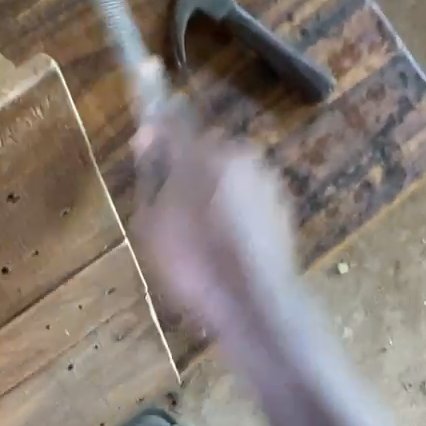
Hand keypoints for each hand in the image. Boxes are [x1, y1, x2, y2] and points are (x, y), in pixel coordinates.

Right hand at [129, 98, 299, 339]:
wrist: (253, 302)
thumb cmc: (194, 263)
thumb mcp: (152, 223)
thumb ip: (150, 176)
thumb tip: (145, 137)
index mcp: (205, 153)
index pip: (174, 123)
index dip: (156, 131)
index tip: (143, 139)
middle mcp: (240, 155)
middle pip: (205, 149)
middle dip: (188, 167)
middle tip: (168, 205)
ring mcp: (266, 180)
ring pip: (228, 173)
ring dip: (212, 189)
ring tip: (197, 232)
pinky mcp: (282, 206)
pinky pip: (248, 197)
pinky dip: (234, 210)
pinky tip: (222, 243)